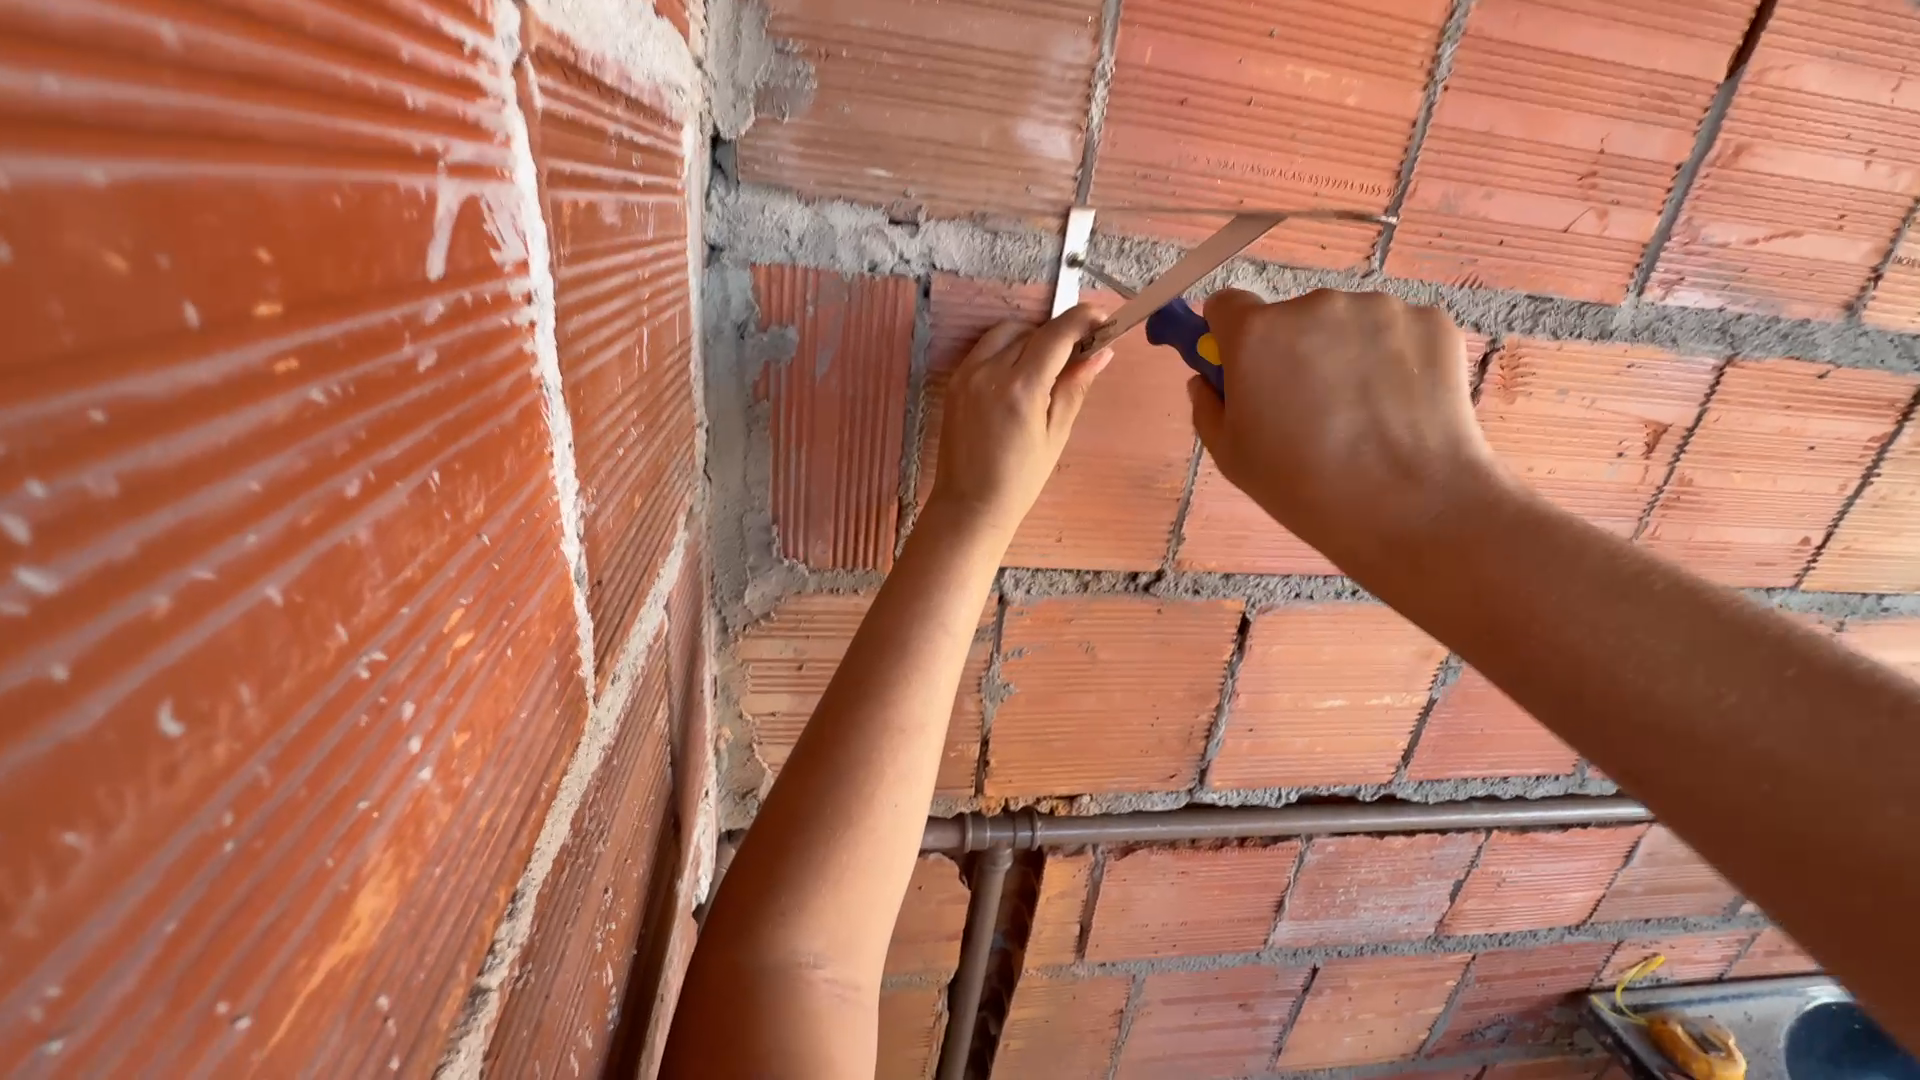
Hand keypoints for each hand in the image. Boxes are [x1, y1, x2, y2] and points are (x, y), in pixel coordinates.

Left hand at [925, 304, 1112, 540]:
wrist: (970, 504)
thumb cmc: (1020, 479)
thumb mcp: (1056, 434)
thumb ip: (1075, 387)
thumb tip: (1101, 352)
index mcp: (1021, 388)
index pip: (1057, 334)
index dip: (1083, 319)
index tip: (1102, 319)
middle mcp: (990, 372)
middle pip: (1032, 330)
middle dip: (1059, 335)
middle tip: (1078, 355)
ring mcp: (967, 374)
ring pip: (1006, 333)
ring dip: (1031, 338)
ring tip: (1047, 368)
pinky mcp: (955, 382)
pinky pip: (985, 349)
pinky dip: (1006, 350)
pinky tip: (1019, 377)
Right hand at [1188, 288, 1503, 566]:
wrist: (1408, 505)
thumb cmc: (1300, 485)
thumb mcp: (1230, 456)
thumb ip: (1208, 406)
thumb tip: (1208, 381)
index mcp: (1256, 334)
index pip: (1226, 304)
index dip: (1227, 336)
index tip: (1240, 367)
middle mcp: (1315, 305)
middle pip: (1289, 317)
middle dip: (1290, 351)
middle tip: (1305, 409)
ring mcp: (1379, 308)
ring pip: (1345, 324)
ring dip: (1342, 353)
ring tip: (1358, 414)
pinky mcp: (1431, 320)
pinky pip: (1395, 332)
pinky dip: (1391, 360)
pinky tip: (1396, 407)